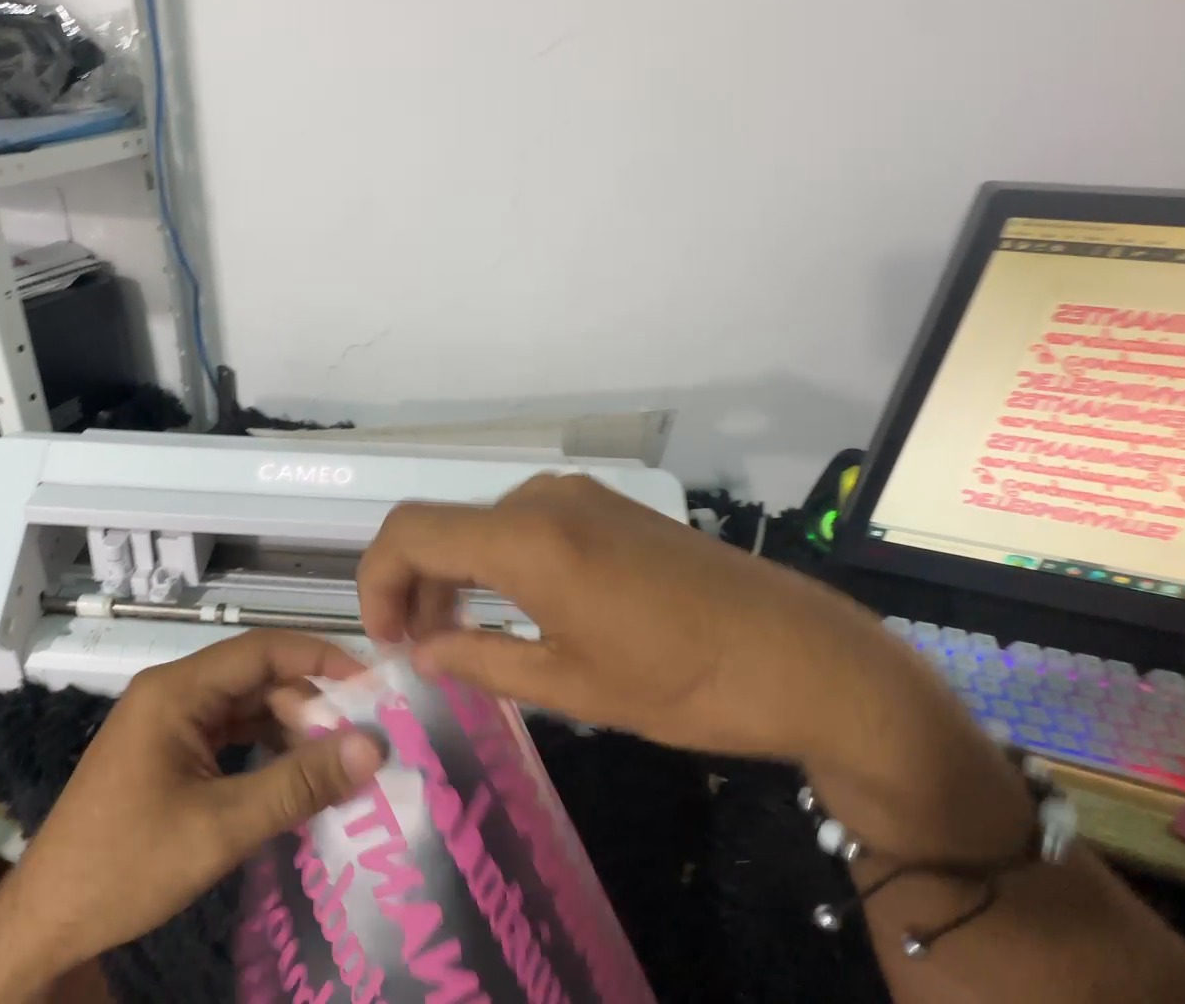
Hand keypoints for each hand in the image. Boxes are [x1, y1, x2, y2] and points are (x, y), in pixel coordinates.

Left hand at [0, 631, 385, 1003]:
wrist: (49, 919)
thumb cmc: (129, 864)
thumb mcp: (223, 826)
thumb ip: (300, 783)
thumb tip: (374, 747)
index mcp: (176, 691)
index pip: (263, 650)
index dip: (321, 659)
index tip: (372, 687)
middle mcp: (171, 693)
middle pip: (256, 677)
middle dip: (310, 703)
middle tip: (360, 742)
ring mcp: (166, 723)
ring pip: (245, 707)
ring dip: (290, 729)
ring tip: (338, 762)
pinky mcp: (166, 753)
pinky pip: (228, 734)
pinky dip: (265, 750)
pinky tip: (295, 777)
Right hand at [356, 474, 1024, 855]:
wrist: (807, 660)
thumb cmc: (683, 684)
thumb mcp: (570, 687)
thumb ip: (480, 662)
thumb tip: (422, 652)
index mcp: (526, 538)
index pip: (409, 533)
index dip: (376, 583)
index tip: (384, 640)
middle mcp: (544, 498)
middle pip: (442, 527)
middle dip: (413, 585)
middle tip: (416, 649)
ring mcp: (581, 496)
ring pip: (481, 526)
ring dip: (454, 576)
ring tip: (456, 637)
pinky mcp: (610, 509)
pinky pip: (524, 526)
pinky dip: (496, 565)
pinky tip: (509, 611)